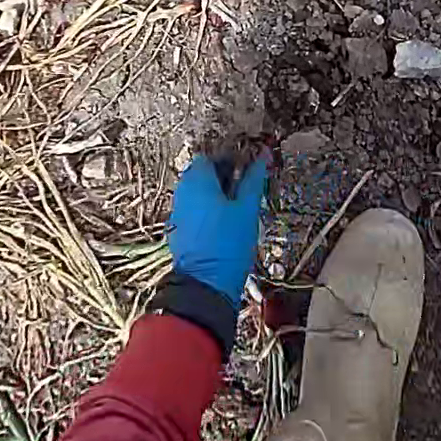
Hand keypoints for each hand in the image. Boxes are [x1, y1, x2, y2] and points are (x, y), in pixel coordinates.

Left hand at [167, 150, 268, 301]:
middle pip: (201, 172)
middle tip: (244, 184)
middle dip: (223, 174)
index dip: (229, 157)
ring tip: (237, 203)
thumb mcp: (247, 208)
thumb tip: (262, 156)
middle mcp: (182, 194)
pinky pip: (192, 208)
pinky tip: (223, 220)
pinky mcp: (178, 229)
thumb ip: (253, 179)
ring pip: (197, 191)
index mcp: (197, 182)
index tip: (246, 166)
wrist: (206, 284)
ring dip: (215, 191)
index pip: (210, 156)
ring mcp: (178, 212)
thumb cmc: (228, 244)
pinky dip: (206, 207)